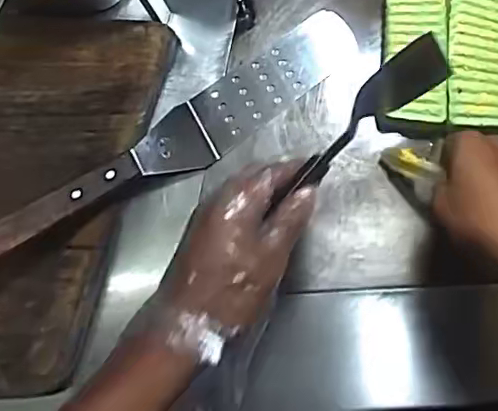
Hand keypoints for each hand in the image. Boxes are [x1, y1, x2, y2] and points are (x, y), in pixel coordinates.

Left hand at [146, 162, 316, 363]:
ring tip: (286, 209)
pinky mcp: (200, 227)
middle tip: (304, 192)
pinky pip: (233, 202)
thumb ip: (291, 219)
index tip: (317, 171)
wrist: (180, 329)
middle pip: (257, 174)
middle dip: (281, 178)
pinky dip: (250, 205)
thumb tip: (308, 191)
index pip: (275, 169)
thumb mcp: (272, 257)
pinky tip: (260, 225)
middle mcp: (220, 194)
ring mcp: (207, 210)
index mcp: (240, 196)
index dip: (299, 169)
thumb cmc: (230, 293)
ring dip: (265, 192)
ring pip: (244, 188)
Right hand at [433, 132, 497, 276]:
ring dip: (489, 177)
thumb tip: (442, 184)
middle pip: (474, 151)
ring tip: (484, 206)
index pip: (448, 145)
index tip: (442, 185)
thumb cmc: (479, 219)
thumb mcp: (442, 208)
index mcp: (469, 140)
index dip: (442, 165)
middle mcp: (495, 140)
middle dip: (468, 167)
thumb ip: (436, 188)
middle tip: (461, 195)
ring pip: (495, 163)